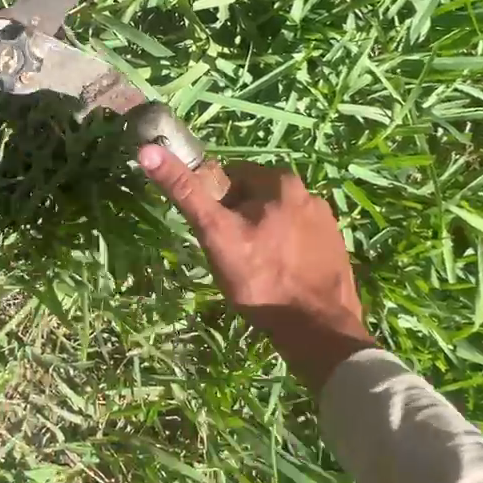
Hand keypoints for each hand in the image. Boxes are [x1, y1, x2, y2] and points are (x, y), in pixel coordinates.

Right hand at [140, 147, 374, 389]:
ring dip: (262, 235)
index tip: (216, 234)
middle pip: (253, 197)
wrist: (317, 331)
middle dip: (238, 220)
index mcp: (280, 181)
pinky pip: (297, 238)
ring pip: (275, 218)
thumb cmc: (260, 278)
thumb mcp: (214, 232)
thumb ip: (184, 190)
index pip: (230, 178)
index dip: (216, 206)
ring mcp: (326, 220)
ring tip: (254, 270)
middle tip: (231, 254)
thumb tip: (147, 150)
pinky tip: (278, 277)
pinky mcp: (336, 246)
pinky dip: (284, 251)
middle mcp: (308, 192)